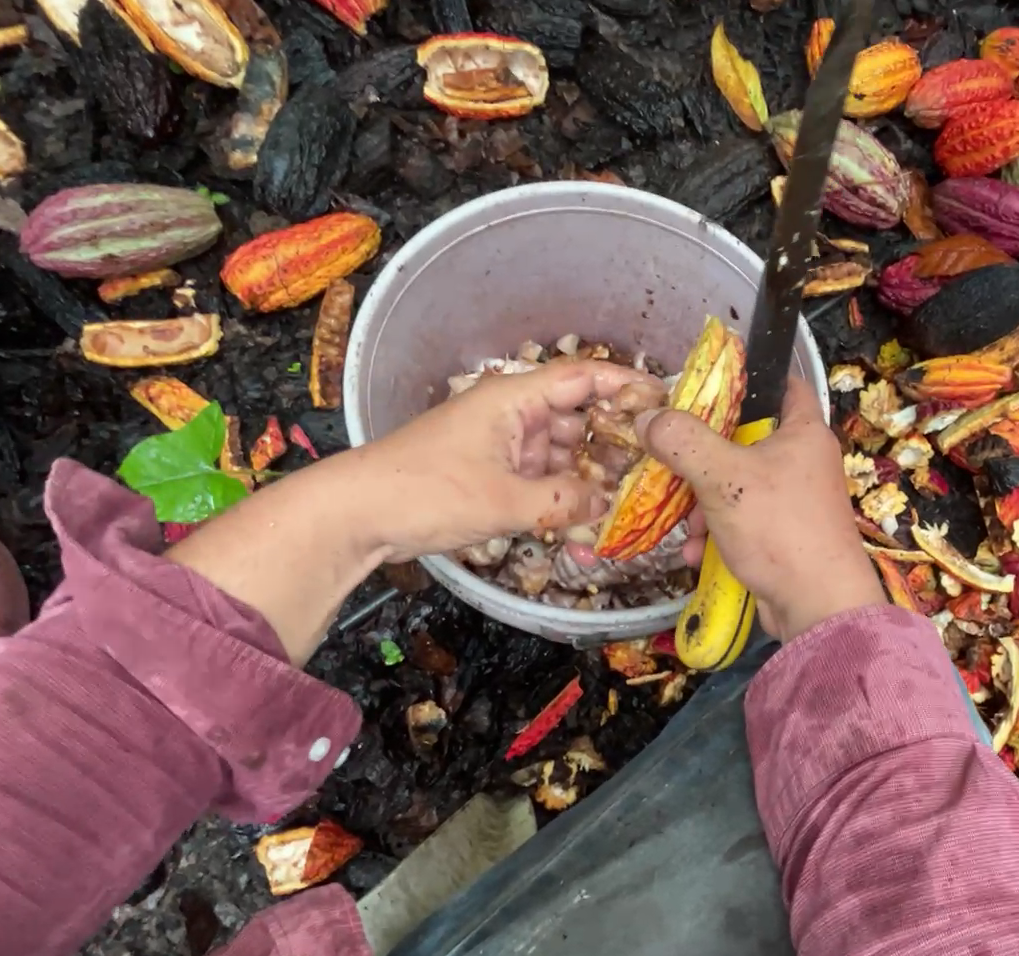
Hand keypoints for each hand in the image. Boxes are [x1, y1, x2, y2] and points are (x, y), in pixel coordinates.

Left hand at [341, 360, 659, 562]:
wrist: (356, 515)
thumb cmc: (426, 491)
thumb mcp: (505, 500)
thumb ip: (564, 501)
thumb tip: (608, 506)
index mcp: (512, 399)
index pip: (582, 377)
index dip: (625, 383)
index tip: (663, 398)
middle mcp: (509, 414)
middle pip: (575, 417)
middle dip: (610, 441)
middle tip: (649, 465)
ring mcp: (498, 442)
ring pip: (559, 450)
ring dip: (586, 472)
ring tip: (623, 496)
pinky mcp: (488, 470)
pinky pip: (538, 473)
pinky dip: (560, 490)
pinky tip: (584, 512)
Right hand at [637, 377, 885, 641]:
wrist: (817, 605)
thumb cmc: (778, 528)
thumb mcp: (723, 477)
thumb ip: (683, 442)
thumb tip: (648, 419)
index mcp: (803, 432)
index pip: (781, 384)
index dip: (747, 379)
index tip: (706, 386)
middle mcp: (803, 462)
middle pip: (744, 441)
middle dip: (703, 460)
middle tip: (676, 469)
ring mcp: (794, 502)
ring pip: (737, 487)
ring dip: (702, 507)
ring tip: (686, 528)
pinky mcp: (783, 536)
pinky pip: (742, 523)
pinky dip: (717, 535)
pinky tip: (696, 553)